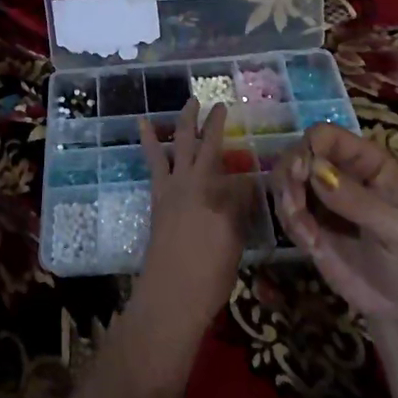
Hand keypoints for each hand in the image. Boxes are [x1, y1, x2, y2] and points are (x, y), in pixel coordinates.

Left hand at [132, 99, 248, 331]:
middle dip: (208, 123)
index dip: (242, 154)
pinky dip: (151, 144)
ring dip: (178, 126)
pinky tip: (147, 132)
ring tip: (179, 106)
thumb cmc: (210, 272)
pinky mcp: (157, 202)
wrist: (171, 294)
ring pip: (173, 149)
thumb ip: (238, 207)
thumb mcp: (234, 239)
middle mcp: (192, 184)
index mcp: (215, 192)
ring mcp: (170, 192)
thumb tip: (245, 184)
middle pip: (200, 145)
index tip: (250, 140)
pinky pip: (153, 164)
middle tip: (214, 103)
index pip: (232, 162)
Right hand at [270, 124, 397, 320]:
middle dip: (289, 178)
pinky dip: (290, 225)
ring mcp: (320, 198)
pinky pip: (283, 210)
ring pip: (284, 181)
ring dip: (287, 203)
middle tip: (295, 207)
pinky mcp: (306, 223)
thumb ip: (356, 200)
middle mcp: (340, 173)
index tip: (301, 173)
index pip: (326, 136)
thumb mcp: (395, 229)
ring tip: (307, 233)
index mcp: (368, 163)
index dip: (309, 148)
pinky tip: (311, 245)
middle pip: (296, 154)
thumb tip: (315, 169)